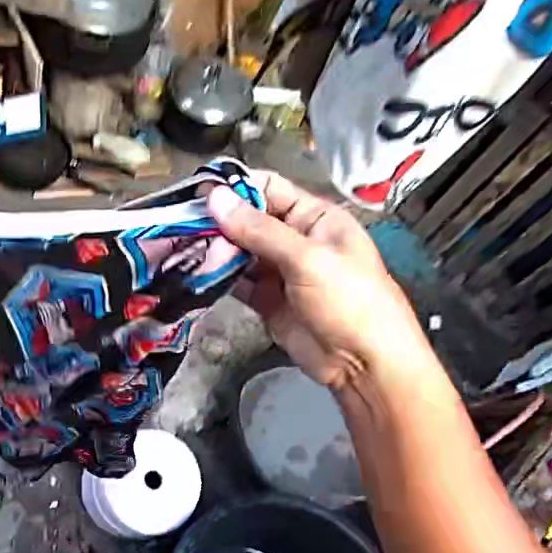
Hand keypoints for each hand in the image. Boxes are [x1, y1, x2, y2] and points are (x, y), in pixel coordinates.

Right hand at [206, 172, 438, 394]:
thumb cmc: (351, 301)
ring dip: (216, 252)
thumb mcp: (307, 258)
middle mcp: (295, 240)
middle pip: (248, 222)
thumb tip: (217, 198)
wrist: (365, 364)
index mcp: (315, 218)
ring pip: (239, 253)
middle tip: (186, 229)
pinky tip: (199, 275)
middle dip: (219, 224)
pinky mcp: (268, 302)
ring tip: (188, 252)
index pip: (269, 189)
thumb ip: (259, 230)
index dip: (236, 188)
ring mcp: (280, 273)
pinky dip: (219, 279)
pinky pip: (238, 283)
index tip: (200, 192)